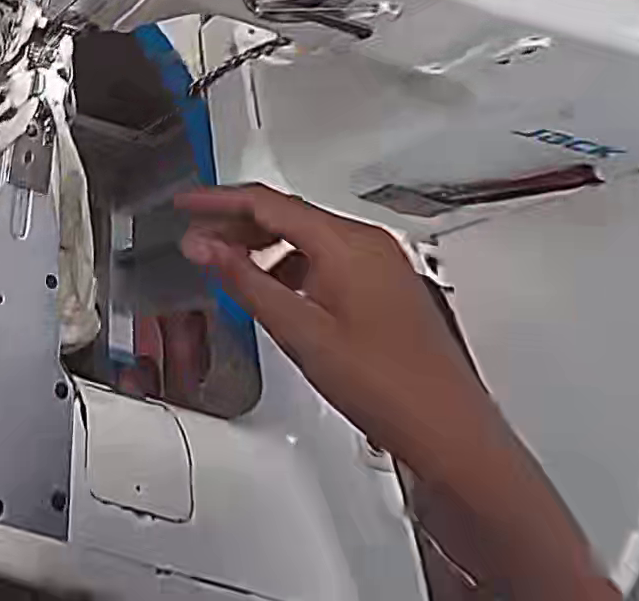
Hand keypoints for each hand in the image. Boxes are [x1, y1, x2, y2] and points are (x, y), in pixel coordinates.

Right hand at [175, 184, 487, 465]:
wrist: (452, 437)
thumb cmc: (389, 387)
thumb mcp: (299, 330)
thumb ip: (243, 280)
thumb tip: (202, 246)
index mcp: (346, 243)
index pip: (266, 203)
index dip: (218, 200)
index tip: (186, 202)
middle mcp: (366, 243)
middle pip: (285, 215)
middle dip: (235, 224)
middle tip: (197, 236)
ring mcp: (377, 262)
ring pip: (303, 235)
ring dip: (260, 244)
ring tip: (225, 262)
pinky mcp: (381, 282)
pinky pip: (323, 256)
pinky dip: (287, 263)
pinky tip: (269, 286)